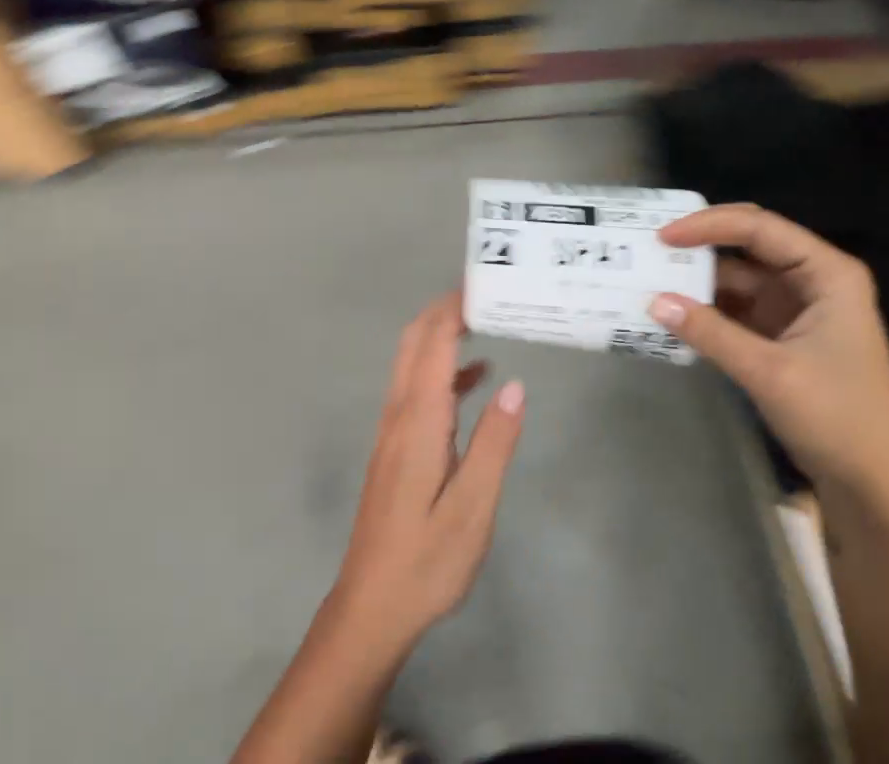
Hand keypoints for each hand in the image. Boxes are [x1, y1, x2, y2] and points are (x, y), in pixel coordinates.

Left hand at [330, 293, 525, 651]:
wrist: (371, 607)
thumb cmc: (426, 562)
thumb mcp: (473, 509)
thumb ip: (494, 444)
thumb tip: (516, 385)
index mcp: (417, 424)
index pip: (431, 345)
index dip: (455, 308)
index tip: (488, 282)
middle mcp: (397, 418)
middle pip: (413, 344)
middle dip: (446, 311)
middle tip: (491, 292)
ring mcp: (391, 434)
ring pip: (411, 366)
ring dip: (443, 337)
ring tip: (491, 323)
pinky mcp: (394, 452)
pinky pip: (416, 393)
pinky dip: (443, 373)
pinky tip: (477, 382)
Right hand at [648, 204, 888, 491]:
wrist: (874, 482)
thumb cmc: (837, 417)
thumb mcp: (769, 371)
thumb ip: (711, 333)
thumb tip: (654, 301)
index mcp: (828, 274)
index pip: (761, 229)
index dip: (710, 225)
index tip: (663, 236)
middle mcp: (814, 282)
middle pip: (751, 247)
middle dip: (702, 247)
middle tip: (650, 250)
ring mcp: (799, 311)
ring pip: (741, 282)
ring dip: (700, 283)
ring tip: (650, 280)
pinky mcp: (784, 339)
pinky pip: (739, 313)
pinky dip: (709, 313)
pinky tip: (674, 315)